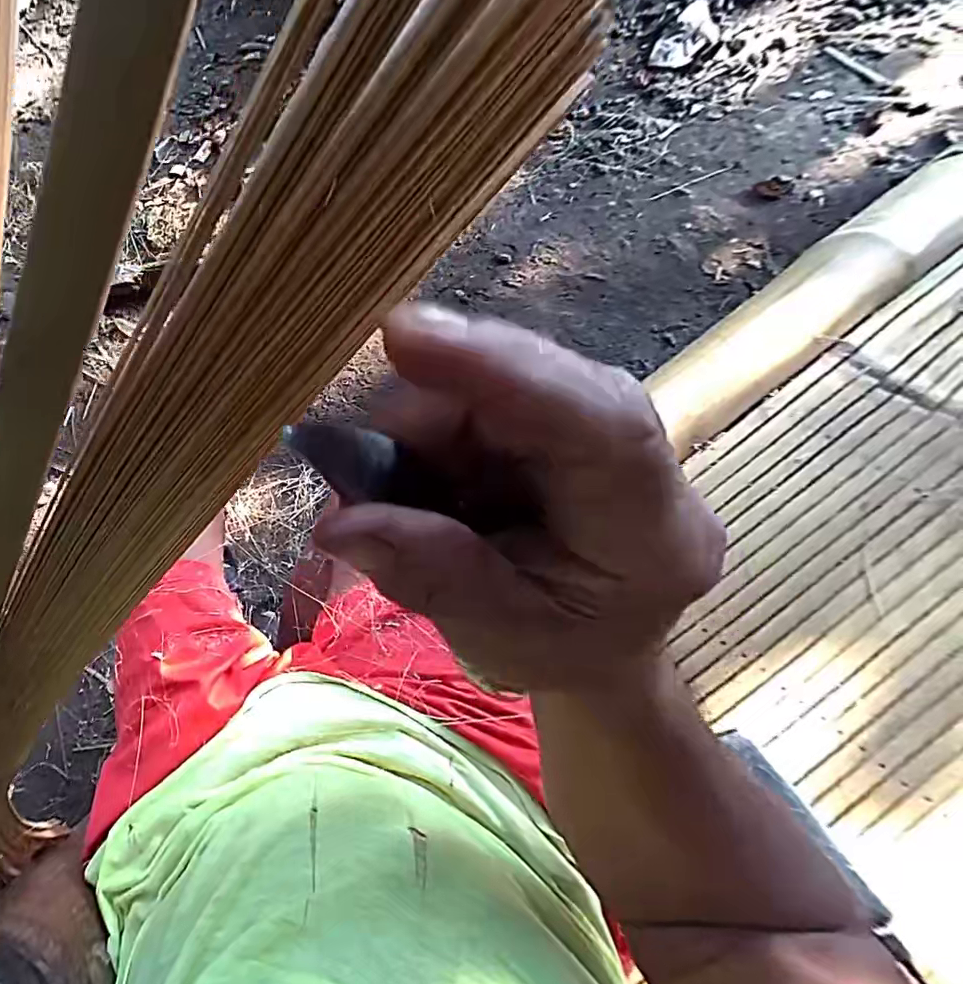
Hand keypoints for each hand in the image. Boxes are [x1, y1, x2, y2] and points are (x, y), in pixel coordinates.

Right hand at [312, 304, 725, 694]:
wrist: (581, 645)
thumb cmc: (552, 649)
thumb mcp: (489, 630)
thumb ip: (424, 572)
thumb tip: (336, 524)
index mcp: (646, 529)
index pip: (598, 425)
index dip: (503, 370)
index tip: (403, 334)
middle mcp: (630, 461)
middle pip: (537, 387)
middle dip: (431, 404)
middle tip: (357, 451)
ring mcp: (584, 434)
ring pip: (489, 388)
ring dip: (412, 433)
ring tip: (384, 496)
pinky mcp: (542, 425)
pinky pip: (466, 400)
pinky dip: (414, 435)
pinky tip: (407, 478)